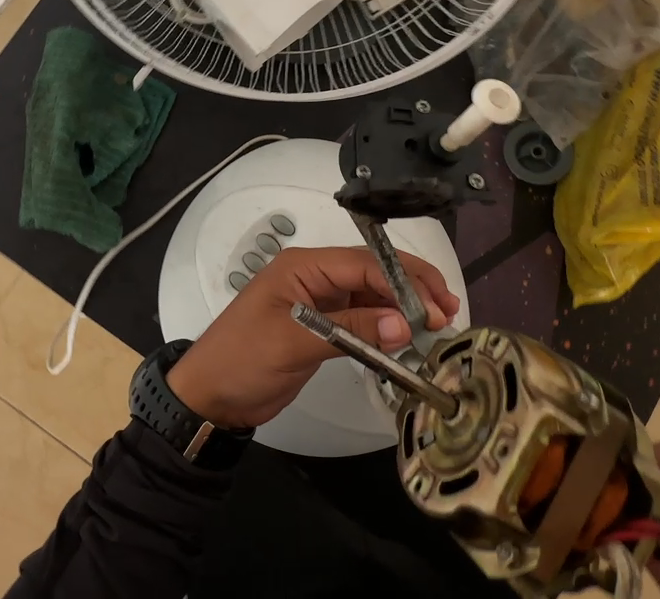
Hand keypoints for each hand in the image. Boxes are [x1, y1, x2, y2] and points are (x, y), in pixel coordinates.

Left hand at [165, 245, 458, 429]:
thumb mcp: (294, 342)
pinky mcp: (323, 326)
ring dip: (404, 305)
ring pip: (371, 293)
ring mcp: (319, 301)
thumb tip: (402, 325)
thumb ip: (349, 330)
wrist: (210, 396)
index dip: (403, 282)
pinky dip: (387, 324)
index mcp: (303, 266)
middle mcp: (314, 276)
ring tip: (440, 321)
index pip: (363, 263)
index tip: (435, 307)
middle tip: (448, 309)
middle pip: (372, 272)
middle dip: (411, 286)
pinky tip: (409, 335)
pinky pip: (363, 317)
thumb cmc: (243, 359)